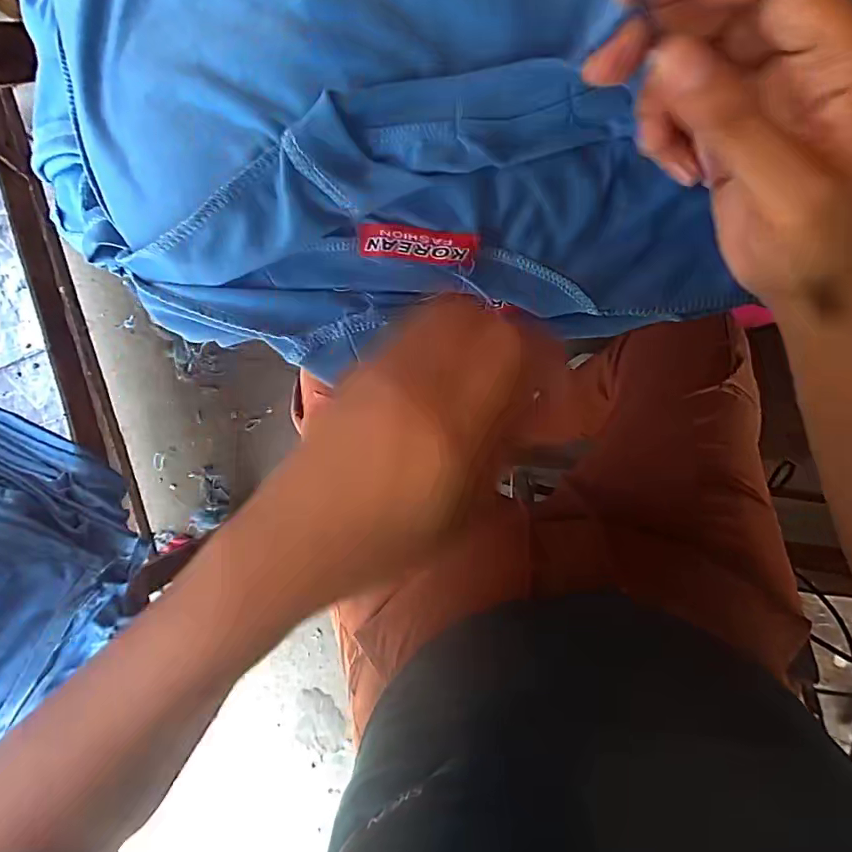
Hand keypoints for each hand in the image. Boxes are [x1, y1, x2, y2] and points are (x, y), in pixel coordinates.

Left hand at [262, 297, 559, 599]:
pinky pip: (413, 328)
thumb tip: (529, 405)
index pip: (513, 344)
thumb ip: (502, 448)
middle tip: (518, 372)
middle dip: (510, 335)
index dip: (545, 351)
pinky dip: (441, 336)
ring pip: (443, 312)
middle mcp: (416, 379)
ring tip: (479, 370)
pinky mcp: (360, 366)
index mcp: (450, 422)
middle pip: (479, 316)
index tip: (550, 382)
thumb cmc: (388, 540)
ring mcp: (382, 366)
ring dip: (475, 330)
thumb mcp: (464, 510)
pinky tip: (438, 375)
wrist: (301, 534)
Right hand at [583, 0, 851, 322]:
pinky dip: (663, 124)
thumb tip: (666, 54)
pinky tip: (679, 168)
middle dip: (655, 37)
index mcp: (841, 55)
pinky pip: (680, 91)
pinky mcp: (732, 109)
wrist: (805, 286)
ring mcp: (765, 81)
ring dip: (655, 95)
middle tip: (600, 72)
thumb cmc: (809, 243)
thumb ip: (727, 118)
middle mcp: (804, 54)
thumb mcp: (776, 188)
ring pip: (689, 50)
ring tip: (659, 150)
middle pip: (717, 9)